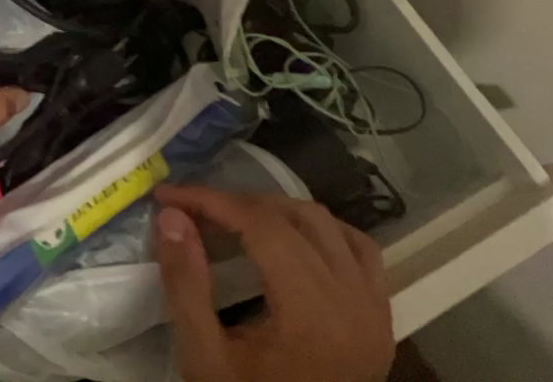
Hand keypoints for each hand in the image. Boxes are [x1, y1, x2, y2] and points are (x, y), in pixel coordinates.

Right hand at [154, 186, 393, 381]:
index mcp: (312, 316)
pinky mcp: (382, 318)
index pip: (261, 227)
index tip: (170, 195)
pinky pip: (361, 250)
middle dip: (236, 204)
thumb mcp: (204, 357)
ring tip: (234, 220)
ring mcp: (375, 311)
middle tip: (193, 210)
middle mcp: (354, 305)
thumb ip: (186, 283)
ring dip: (277, 211)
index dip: (212, 201)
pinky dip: (323, 231)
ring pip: (327, 224)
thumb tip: (172, 215)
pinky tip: (291, 238)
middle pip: (292, 219)